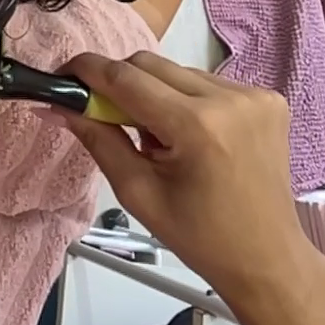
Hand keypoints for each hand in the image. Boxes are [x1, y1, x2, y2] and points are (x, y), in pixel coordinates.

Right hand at [57, 52, 310, 295]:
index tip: (63, 74)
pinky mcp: (268, 97)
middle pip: (148, 63)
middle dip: (119, 83)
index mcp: (196, 127)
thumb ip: (96, 138)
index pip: (125, 78)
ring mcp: (253, 95)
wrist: (269, 260)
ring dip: (154, 92)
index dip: (87, 70)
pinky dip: (185, 98)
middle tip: (106, 115)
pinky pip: (205, 81)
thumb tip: (55, 105)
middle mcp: (228, 99)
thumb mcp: (137, 192)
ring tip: (158, 136)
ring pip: (175, 70)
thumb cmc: (199, 236)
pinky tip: (191, 134)